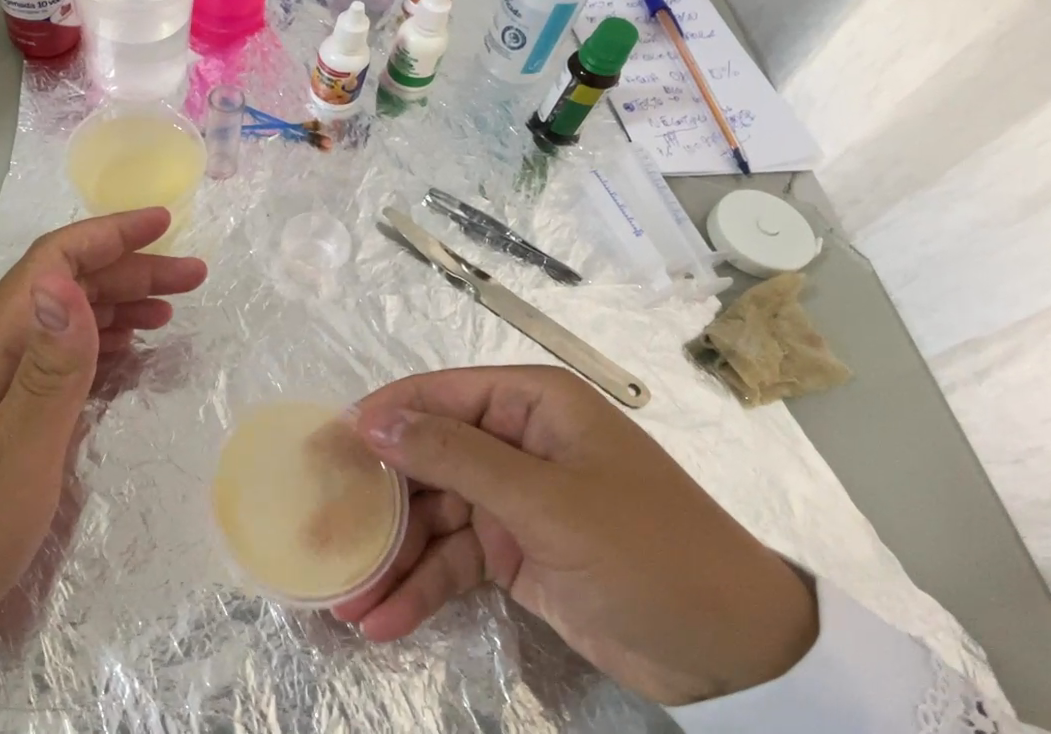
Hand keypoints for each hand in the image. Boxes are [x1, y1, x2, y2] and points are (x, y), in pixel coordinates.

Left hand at [0, 208, 206, 658]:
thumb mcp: (12, 459)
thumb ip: (49, 369)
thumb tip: (68, 280)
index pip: (52, 264)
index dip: (110, 235)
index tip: (167, 223)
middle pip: (62, 288)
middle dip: (128, 270)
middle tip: (194, 279)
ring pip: (59, 322)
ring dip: (116, 305)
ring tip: (170, 309)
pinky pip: (53, 361)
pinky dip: (97, 346)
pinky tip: (125, 353)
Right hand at [334, 365, 817, 705]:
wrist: (734, 653)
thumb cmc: (646, 549)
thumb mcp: (546, 501)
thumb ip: (455, 457)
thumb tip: (372, 421)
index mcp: (530, 405)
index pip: (436, 397)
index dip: (378, 420)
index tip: (322, 451)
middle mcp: (515, 444)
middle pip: (424, 461)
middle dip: (374, 502)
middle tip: (316, 532)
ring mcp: (512, 502)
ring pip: (432, 519)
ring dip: (390, 558)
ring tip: (341, 598)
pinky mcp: (513, 554)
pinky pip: (452, 563)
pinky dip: (420, 590)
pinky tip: (384, 621)